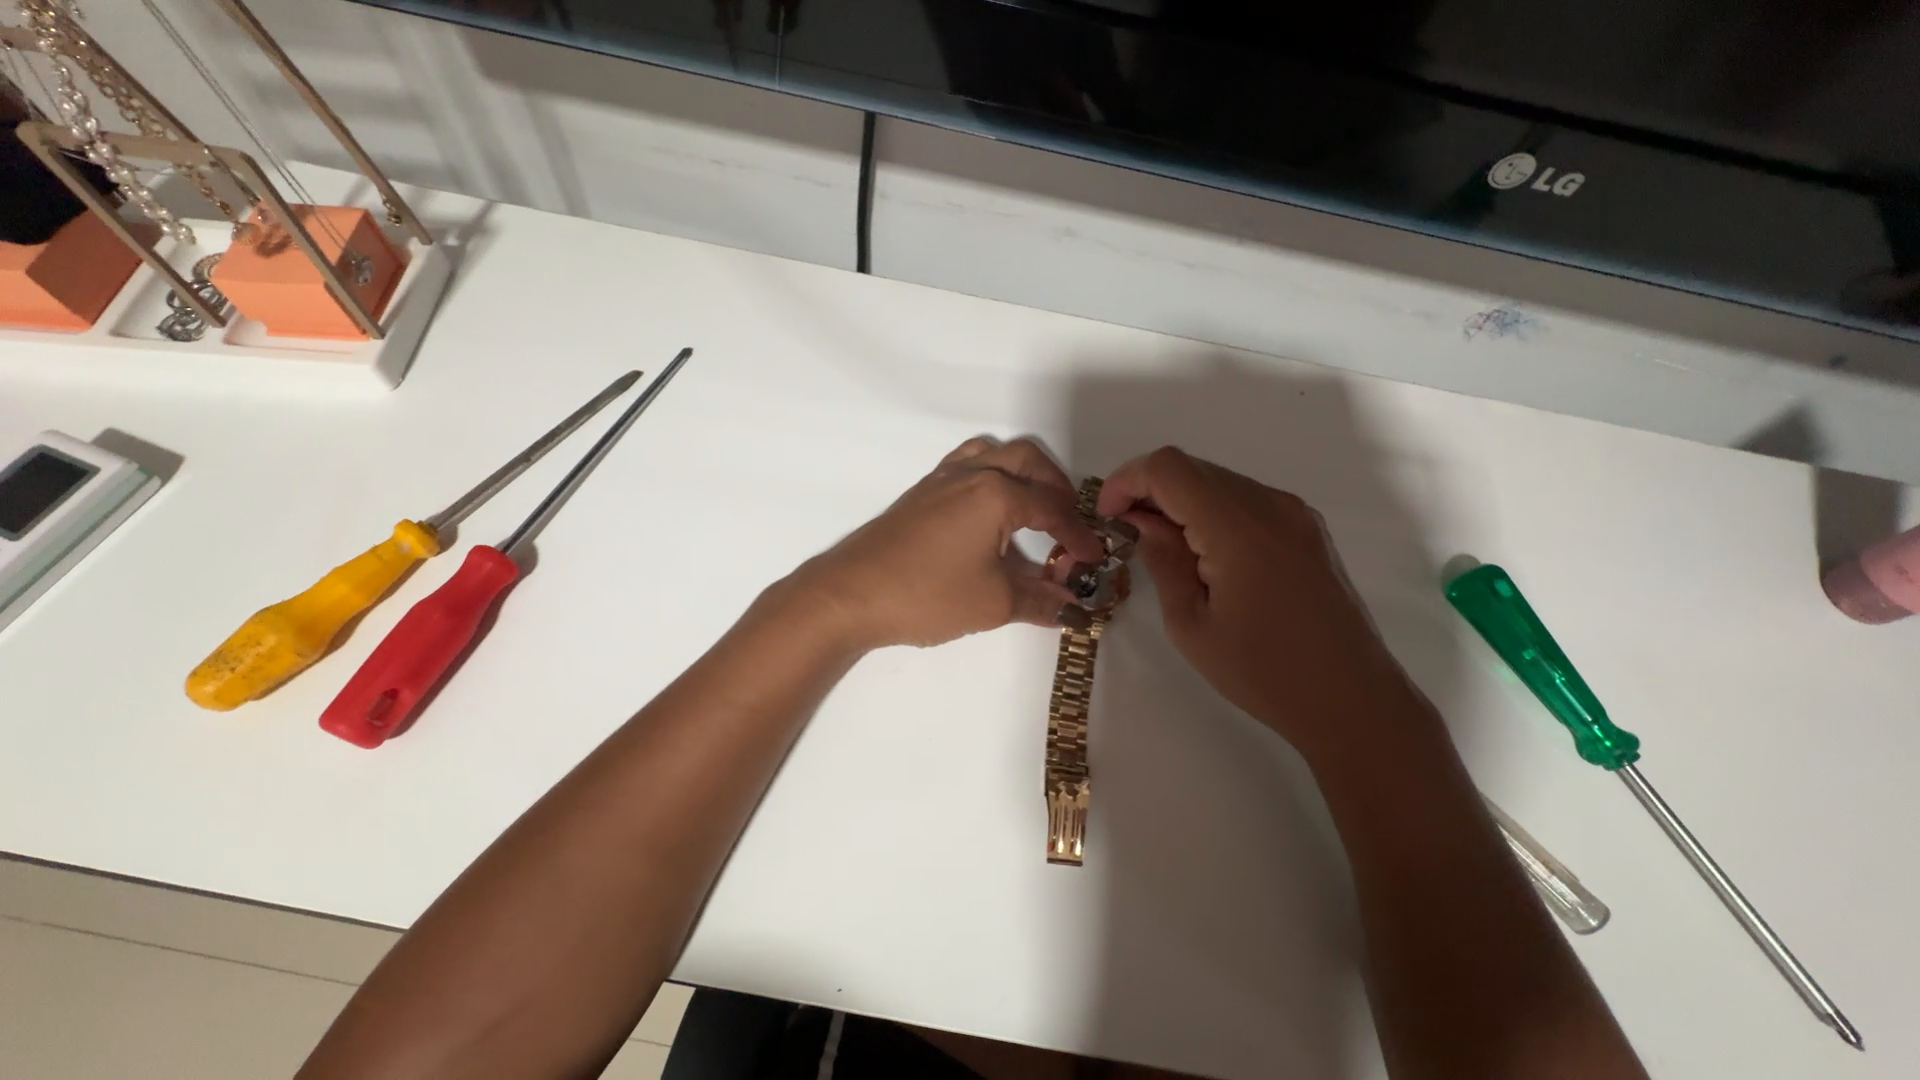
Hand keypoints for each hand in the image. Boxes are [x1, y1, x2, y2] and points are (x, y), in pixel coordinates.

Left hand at [787, 437, 1105, 650]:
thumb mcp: (994, 603)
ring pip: (996, 455)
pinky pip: (969, 465)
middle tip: (1070, 524)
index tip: (1095, 560)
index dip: (1079, 536)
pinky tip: (992, 513)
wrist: (849, 594)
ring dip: (1024, 474)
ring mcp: (943, 478)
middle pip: (1029, 462)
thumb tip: (1073, 607)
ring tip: (1036, 508)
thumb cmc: (927, 595)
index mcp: (997, 494)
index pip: (1053, 509)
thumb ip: (1041, 600)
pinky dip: (994, 476)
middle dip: (1057, 489)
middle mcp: (973, 473)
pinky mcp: (922, 492)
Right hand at [1097, 447, 1433, 760]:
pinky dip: (1213, 512)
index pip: (1168, 469)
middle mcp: (1271, 505)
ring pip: (1220, 482)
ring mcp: (1296, 514)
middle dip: (1150, 491)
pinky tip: (1205, 555)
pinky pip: (1247, 500)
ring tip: (1165, 551)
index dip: (1126, 482)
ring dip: (1182, 502)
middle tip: (1128, 536)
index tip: (1108, 518)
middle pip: (1193, 469)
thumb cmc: (1263, 672)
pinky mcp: (1308, 530)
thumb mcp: (1191, 623)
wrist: (1351, 699)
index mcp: (1239, 527)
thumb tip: (1140, 521)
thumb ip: (1162, 560)